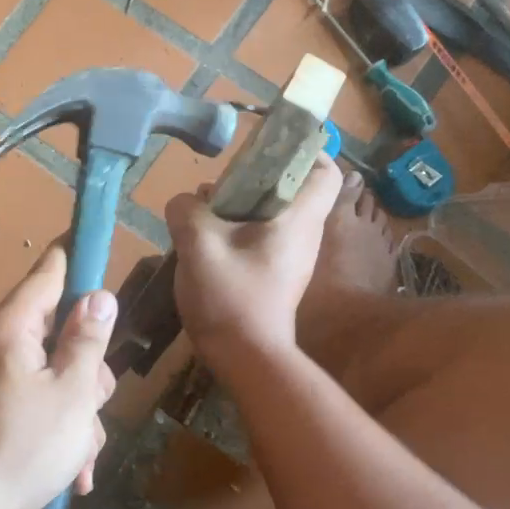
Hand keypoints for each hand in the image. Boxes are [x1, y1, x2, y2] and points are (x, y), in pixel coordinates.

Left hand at [0, 247, 116, 508]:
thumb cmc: (21, 449)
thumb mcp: (72, 393)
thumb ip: (87, 341)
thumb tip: (98, 295)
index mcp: (13, 328)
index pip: (51, 270)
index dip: (83, 260)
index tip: (112, 258)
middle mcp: (1, 348)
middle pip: (64, 333)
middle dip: (90, 372)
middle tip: (92, 401)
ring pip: (61, 380)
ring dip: (80, 415)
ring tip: (77, 452)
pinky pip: (43, 411)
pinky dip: (61, 437)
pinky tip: (72, 472)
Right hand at [166, 154, 343, 359]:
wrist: (246, 358)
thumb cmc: (231, 297)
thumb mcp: (198, 246)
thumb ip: (187, 211)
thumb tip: (185, 201)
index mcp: (299, 218)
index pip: (324, 170)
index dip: (304, 151)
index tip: (268, 150)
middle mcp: (305, 236)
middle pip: (291, 192)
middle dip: (256, 182)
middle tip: (218, 189)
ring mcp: (293, 261)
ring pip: (273, 219)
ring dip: (241, 212)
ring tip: (204, 220)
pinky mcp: (278, 281)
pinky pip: (263, 244)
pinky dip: (239, 237)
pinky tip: (208, 250)